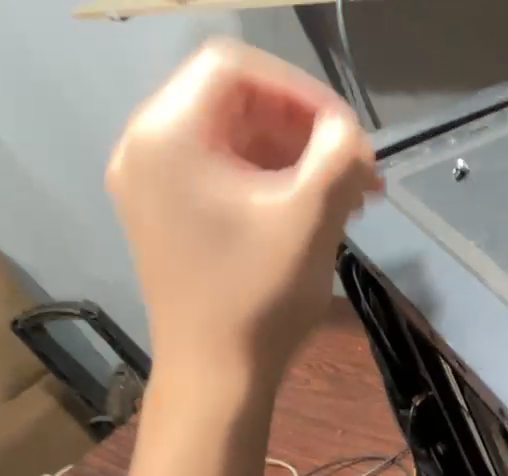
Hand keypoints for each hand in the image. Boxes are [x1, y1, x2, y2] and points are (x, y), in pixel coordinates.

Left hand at [106, 38, 380, 389]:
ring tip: (348, 199)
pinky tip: (312, 216)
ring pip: (233, 141)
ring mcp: (154, 186)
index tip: (350, 139)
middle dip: (306, 133)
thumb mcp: (312, 220)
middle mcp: (148, 147)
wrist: (216, 376)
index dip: (303, 93)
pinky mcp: (168, 219)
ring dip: (296, 160)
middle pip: (235, 103)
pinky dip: (271, 185)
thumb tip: (352, 139)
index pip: (237, 68)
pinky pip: (223, 177)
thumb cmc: (260, 296)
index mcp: (169, 133)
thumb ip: (340, 159)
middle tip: (360, 174)